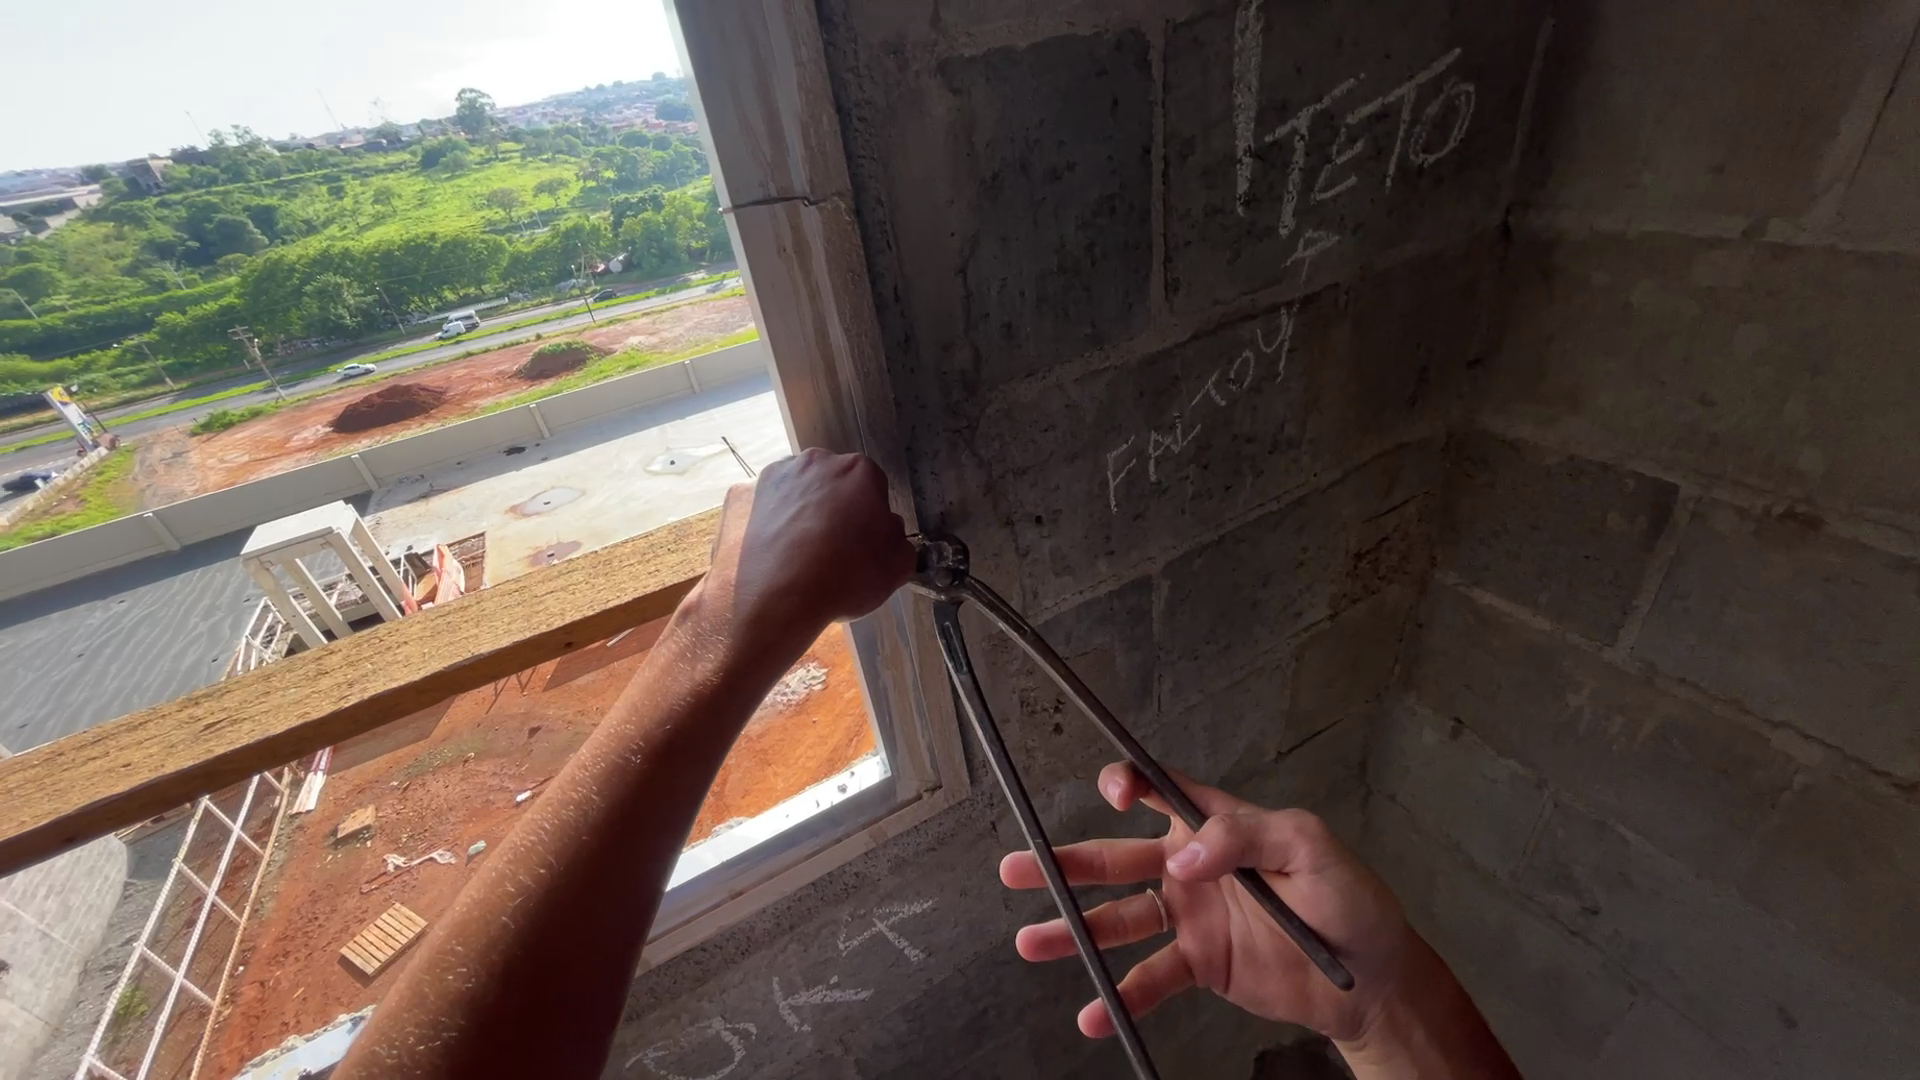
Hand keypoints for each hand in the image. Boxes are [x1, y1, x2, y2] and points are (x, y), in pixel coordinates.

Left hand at [707, 448, 913, 641]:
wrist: (778, 600)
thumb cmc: (845, 579)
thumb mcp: (899, 566)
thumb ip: (900, 538)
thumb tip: (886, 529)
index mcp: (861, 471)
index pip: (875, 489)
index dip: (871, 518)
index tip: (865, 543)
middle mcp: (820, 460)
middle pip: (837, 482)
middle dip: (840, 507)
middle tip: (837, 547)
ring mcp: (780, 474)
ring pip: (803, 489)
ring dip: (808, 509)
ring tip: (805, 550)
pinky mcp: (749, 492)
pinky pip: (773, 501)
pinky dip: (777, 517)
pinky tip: (780, 547)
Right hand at [999, 763, 1416, 1044]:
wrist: (1373, 981)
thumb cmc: (1348, 899)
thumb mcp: (1306, 846)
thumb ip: (1242, 835)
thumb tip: (1183, 855)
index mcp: (1211, 824)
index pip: (1155, 790)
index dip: (1124, 783)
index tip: (1110, 795)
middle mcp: (1188, 865)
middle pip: (1114, 859)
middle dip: (1064, 863)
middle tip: (1016, 868)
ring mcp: (1189, 917)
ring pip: (1118, 919)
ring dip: (1075, 930)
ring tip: (1032, 941)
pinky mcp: (1198, 965)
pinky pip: (1150, 980)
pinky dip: (1121, 996)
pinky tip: (1094, 1014)